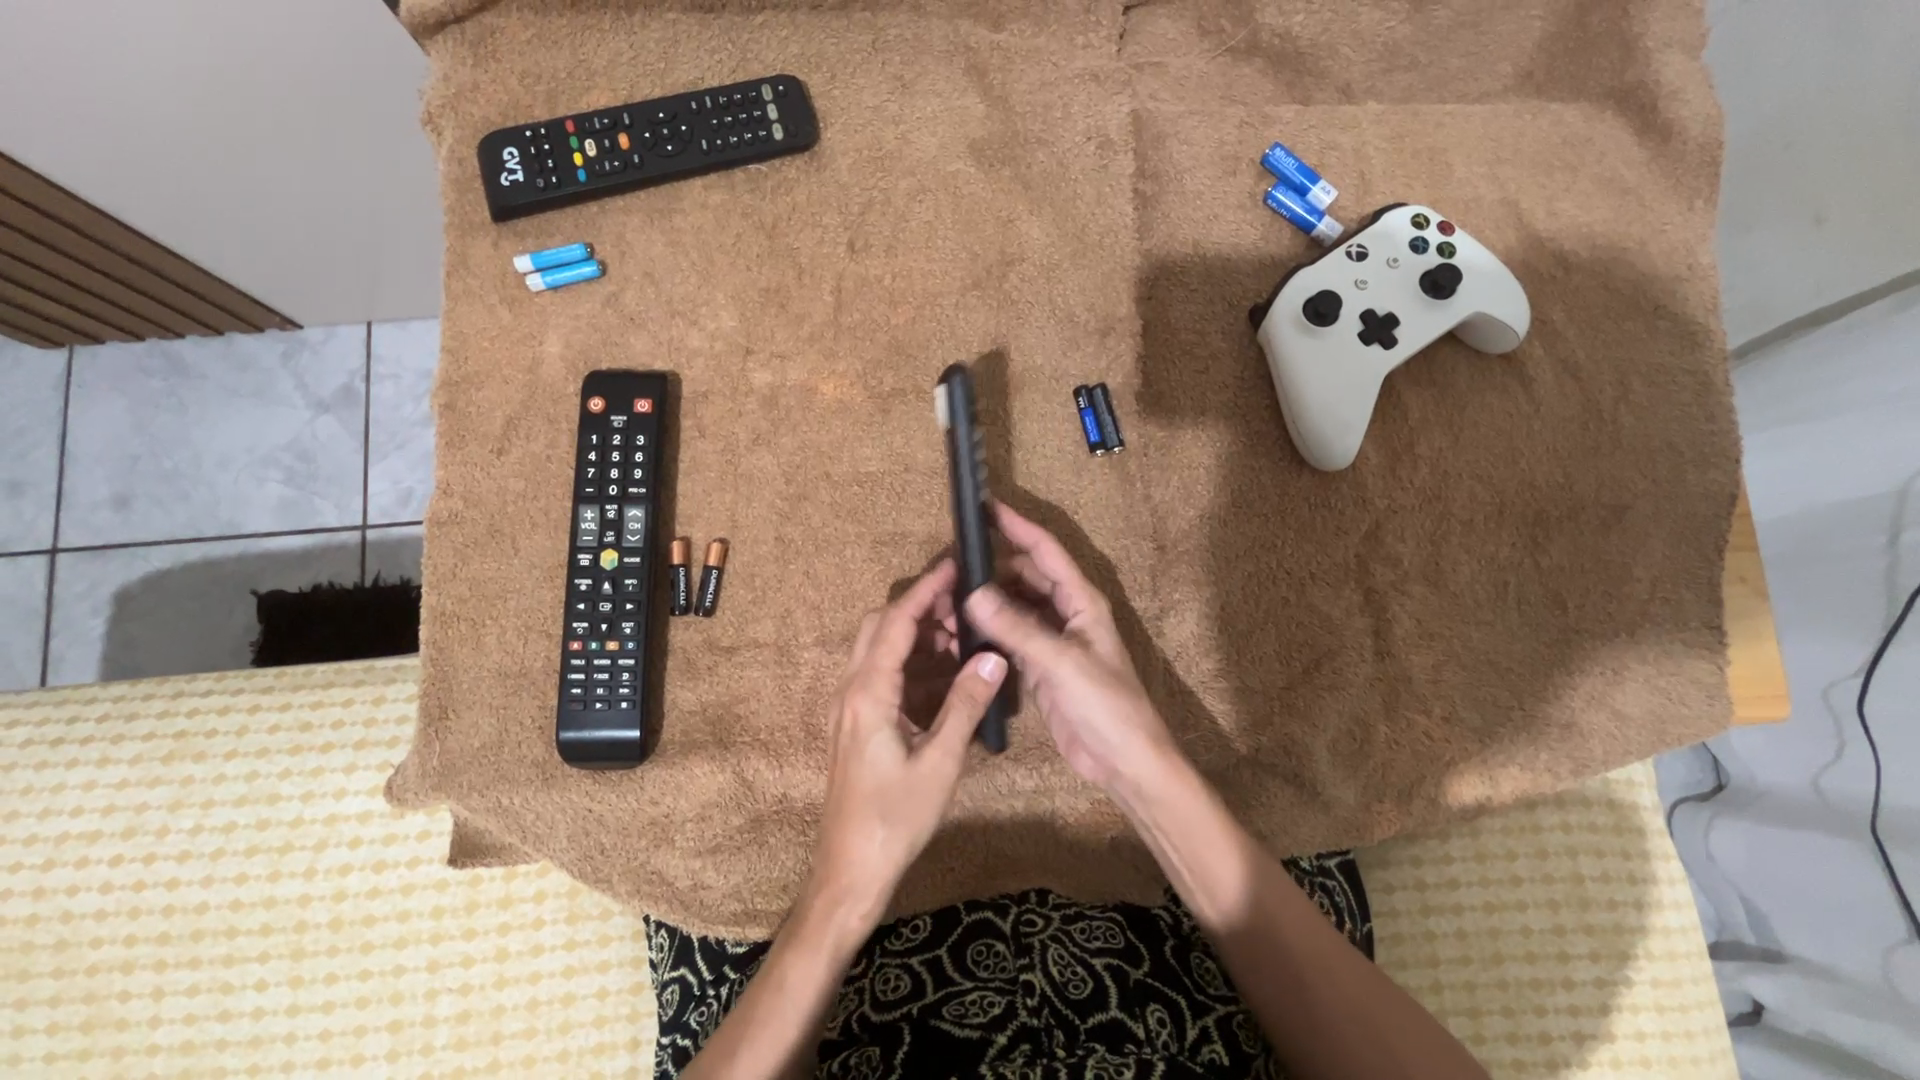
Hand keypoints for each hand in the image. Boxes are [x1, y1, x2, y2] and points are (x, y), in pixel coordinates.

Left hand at [810, 559, 1009, 924]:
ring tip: (959, 634)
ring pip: (876, 650)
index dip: (925, 589)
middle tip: (963, 602)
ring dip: (913, 633)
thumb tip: (994, 656)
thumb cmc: (894, 819)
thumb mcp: (940, 762)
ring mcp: (848, 709)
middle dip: (919, 606)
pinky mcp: (854, 725)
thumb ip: (965, 705)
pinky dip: (907, 661)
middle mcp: (851, 691)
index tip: (955, 564)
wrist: (849, 868)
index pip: (897, 622)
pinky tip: (940, 674)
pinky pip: (877, 674)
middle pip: (880, 626)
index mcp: (869, 693)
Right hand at [963, 502, 1179, 796]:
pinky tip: (963, 634)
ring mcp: (1053, 641)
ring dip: (987, 603)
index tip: (985, 507)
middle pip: (1025, 577)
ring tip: (948, 601)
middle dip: (991, 570)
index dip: (1017, 527)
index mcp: (1082, 601)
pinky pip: (1010, 638)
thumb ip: (1018, 628)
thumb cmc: (1107, 705)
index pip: (1045, 552)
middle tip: (950, 568)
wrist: (1125, 760)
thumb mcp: (1062, 663)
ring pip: (1015, 608)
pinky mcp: (1041, 668)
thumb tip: (973, 594)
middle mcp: (1067, 614)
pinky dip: (989, 632)